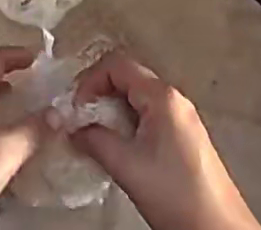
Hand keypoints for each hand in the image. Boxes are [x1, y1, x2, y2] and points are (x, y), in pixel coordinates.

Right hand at [68, 52, 260, 229]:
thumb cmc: (175, 196)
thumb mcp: (127, 167)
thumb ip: (95, 140)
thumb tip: (72, 129)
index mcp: (162, 97)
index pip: (117, 65)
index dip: (90, 79)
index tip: (76, 107)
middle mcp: (175, 99)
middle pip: (128, 77)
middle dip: (100, 93)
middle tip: (82, 119)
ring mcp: (184, 118)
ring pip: (138, 98)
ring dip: (113, 110)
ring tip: (97, 135)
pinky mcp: (187, 138)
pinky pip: (150, 115)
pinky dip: (129, 123)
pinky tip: (122, 149)